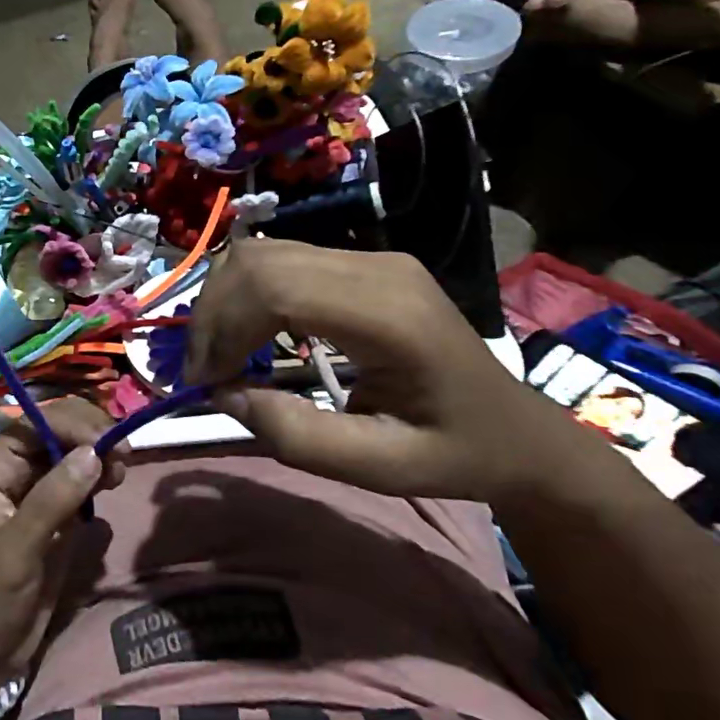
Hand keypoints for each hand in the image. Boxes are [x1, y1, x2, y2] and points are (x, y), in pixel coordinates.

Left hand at [0, 400, 124, 707]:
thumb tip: (94, 453)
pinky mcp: (58, 511)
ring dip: (101, 452)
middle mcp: (16, 468)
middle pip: (59, 429)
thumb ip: (53, 499)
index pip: (38, 423)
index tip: (109, 442)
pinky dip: (101, 474)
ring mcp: (38, 489)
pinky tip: (114, 482)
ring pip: (75, 450)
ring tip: (122, 472)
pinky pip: (83, 478)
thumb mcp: (17, 549)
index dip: (74, 423)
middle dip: (92, 433)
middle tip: (124, 456)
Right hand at [183, 240, 590, 505]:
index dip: (223, 328)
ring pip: (264, 251)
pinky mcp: (364, 261)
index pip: (276, 288)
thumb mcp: (381, 468)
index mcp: (390, 316)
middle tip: (202, 372)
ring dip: (225, 300)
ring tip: (218, 355)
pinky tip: (248, 334)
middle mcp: (378, 268)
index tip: (205, 383)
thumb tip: (222, 394)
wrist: (516, 428)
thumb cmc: (458, 454)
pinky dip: (248, 293)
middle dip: (214, 314)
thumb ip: (297, 436)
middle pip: (260, 260)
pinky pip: (283, 259)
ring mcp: (373, 257)